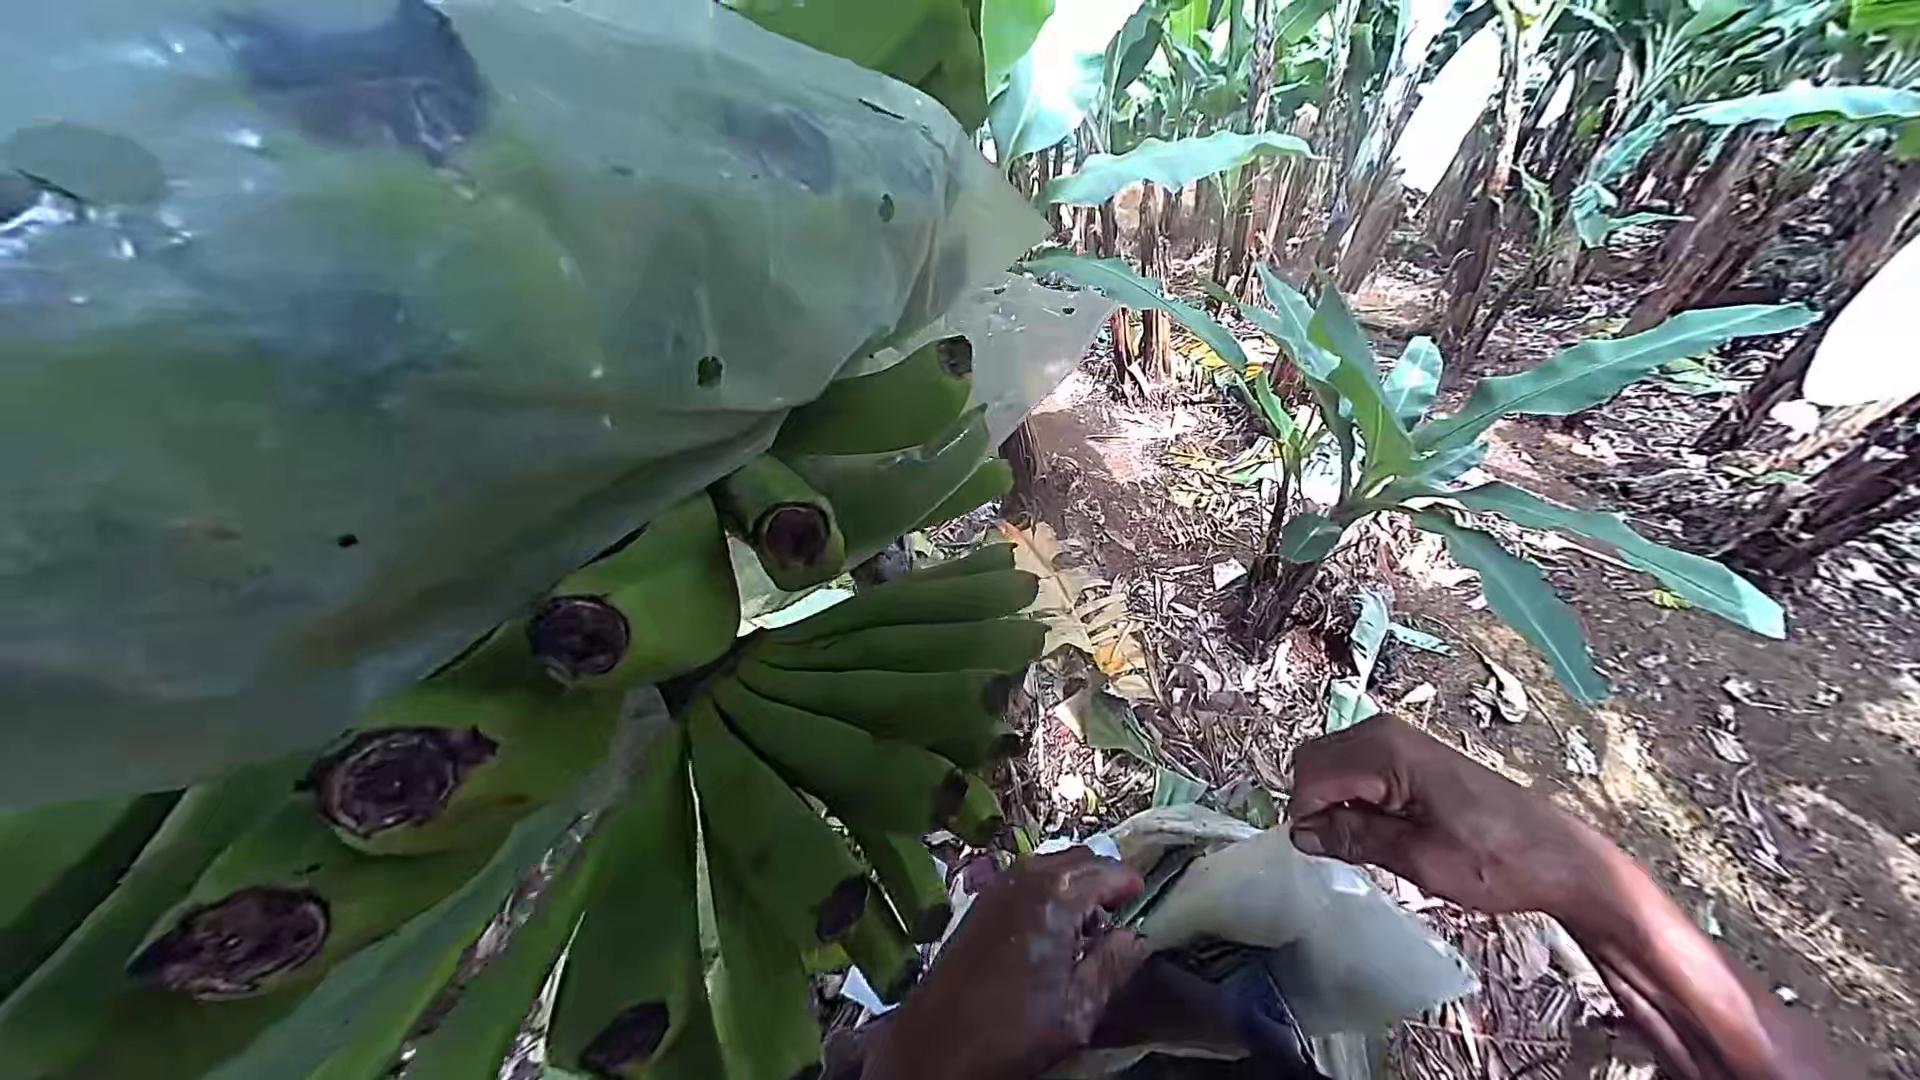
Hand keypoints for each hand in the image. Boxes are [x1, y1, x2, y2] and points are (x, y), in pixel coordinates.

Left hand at [862, 848, 1149, 1079]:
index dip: (1130, 885)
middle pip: (1082, 858)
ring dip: (1077, 887)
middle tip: (1116, 922)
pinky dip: (1051, 890)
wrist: (938, 1038)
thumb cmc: (1012, 1028)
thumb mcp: (1077, 1008)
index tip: (1143, 904)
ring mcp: (1003, 880)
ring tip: (1085, 934)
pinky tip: (1051, 932)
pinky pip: (1031, 877)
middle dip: (1104, 882)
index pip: (1108, 870)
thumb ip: (1113, 964)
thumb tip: (1138, 937)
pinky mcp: (986, 894)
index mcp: (1057, 893)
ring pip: (1056, 864)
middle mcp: (1029, 873)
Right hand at [1287, 714, 1604, 916]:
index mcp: (1385, 751)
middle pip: (1312, 760)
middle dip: (1314, 803)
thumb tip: (1301, 835)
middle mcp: (1381, 730)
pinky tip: (1378, 819)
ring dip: (1330, 798)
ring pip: (1325, 760)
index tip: (1320, 850)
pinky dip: (1349, 791)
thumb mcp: (1420, 859)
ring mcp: (1391, 734)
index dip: (1306, 815)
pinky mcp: (1401, 746)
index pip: (1311, 775)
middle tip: (1340, 845)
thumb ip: (1352, 839)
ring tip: (1363, 835)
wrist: (1566, 860)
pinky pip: (1349, 762)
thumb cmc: (1500, 861)